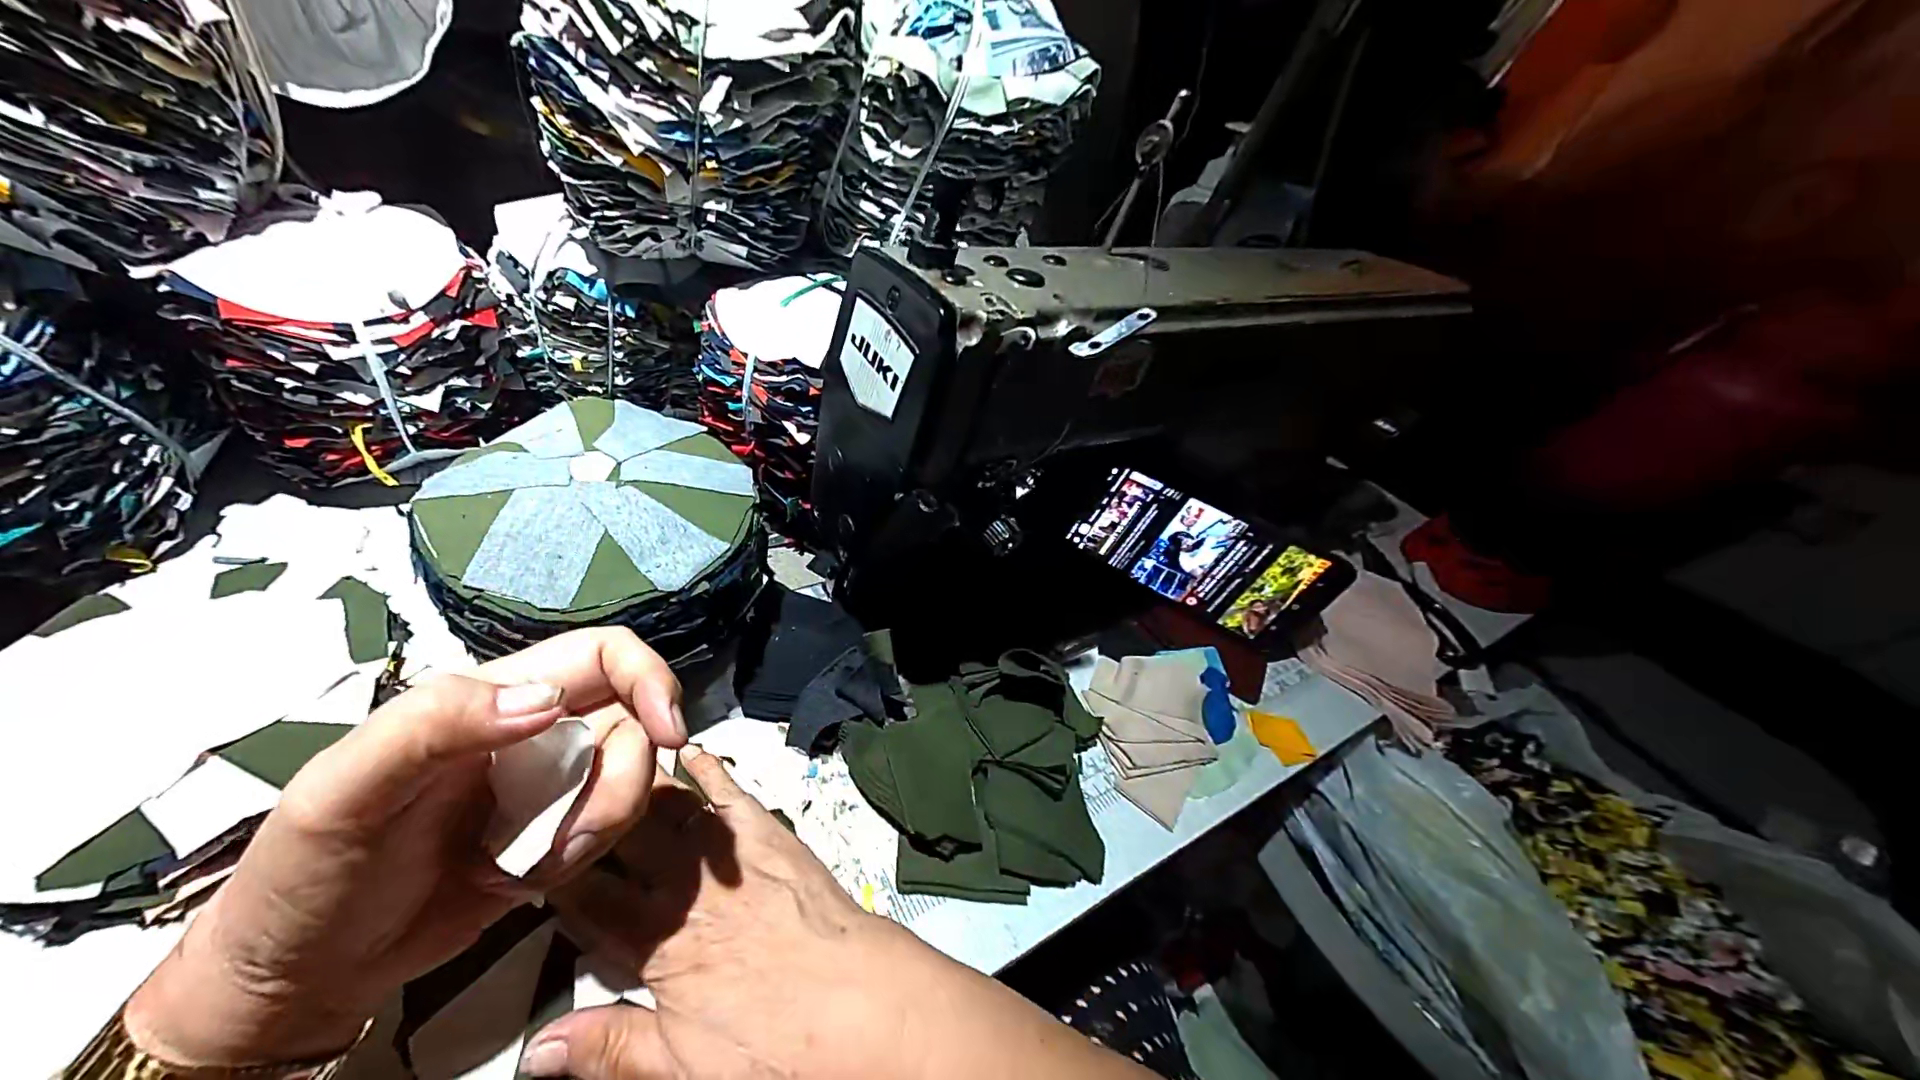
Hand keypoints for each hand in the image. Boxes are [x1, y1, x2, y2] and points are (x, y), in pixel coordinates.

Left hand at [123, 627, 686, 1068]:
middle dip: (621, 784)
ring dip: (599, 826)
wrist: (303, 975)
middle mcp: (542, 729)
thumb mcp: (347, 791)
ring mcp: (555, 782)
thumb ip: (436, 725)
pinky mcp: (563, 829)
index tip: (670, 734)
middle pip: (634, 723)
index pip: (605, 654)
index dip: (650, 678)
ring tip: (530, 870)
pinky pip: (613, 825)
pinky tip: (527, 880)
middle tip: (571, 842)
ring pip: (631, 776)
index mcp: (497, 696)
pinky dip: (585, 855)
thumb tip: (549, 701)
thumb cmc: (311, 871)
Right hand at [530, 746, 1150, 1079]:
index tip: (531, 855)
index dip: (560, 881)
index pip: (593, 906)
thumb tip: (531, 1052)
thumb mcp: (685, 1064)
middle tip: (559, 792)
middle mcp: (687, 892)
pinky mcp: (772, 839)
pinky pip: (733, 799)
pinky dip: (713, 773)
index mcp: (660, 948)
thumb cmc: (777, 1042)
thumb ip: (612, 1048)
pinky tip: (694, 750)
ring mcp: (730, 860)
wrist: (861, 1001)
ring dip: (640, 790)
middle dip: (591, 822)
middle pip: (626, 848)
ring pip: (671, 816)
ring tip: (606, 762)